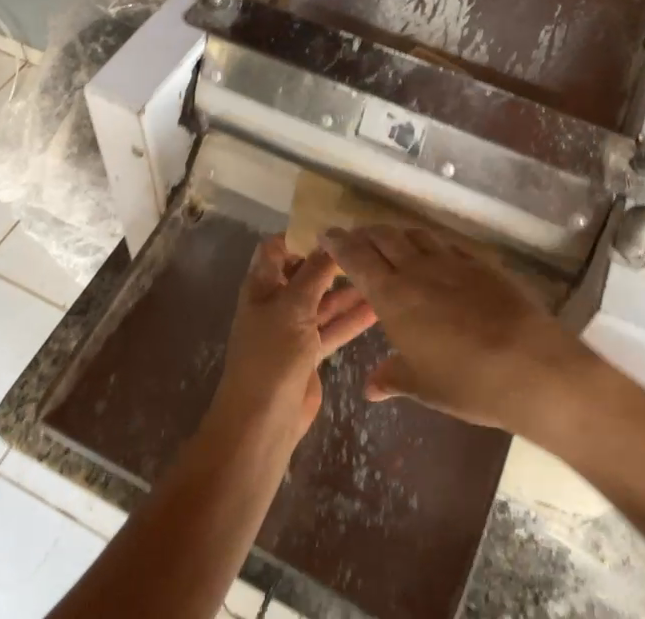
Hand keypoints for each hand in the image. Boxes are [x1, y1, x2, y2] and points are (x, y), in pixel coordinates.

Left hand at [208, 236, 378, 441]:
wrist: (264, 419)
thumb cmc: (271, 356)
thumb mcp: (293, 307)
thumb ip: (315, 272)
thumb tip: (332, 236)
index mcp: (261, 286)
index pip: (277, 248)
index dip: (302, 235)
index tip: (336, 224)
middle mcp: (276, 302)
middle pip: (306, 273)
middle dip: (333, 261)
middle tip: (370, 245)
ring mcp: (294, 329)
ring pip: (325, 301)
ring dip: (349, 290)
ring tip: (383, 271)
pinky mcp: (311, 353)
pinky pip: (334, 328)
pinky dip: (353, 318)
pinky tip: (381, 307)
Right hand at [318, 227, 595, 435]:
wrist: (531, 365)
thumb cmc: (467, 382)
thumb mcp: (424, 386)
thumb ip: (393, 378)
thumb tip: (371, 387)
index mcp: (393, 296)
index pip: (357, 258)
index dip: (339, 244)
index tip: (327, 234)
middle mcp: (418, 270)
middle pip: (384, 237)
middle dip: (365, 233)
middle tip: (354, 237)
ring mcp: (453, 263)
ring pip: (416, 235)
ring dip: (397, 234)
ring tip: (390, 240)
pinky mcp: (482, 264)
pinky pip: (448, 244)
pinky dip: (432, 243)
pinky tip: (435, 252)